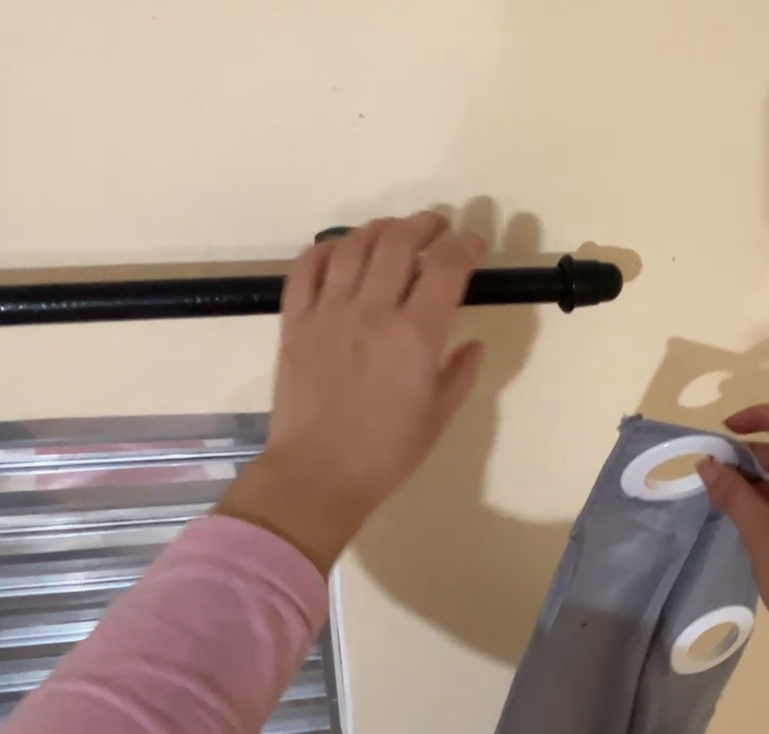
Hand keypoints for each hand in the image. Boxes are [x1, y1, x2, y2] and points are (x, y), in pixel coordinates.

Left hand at [217, 213, 486, 572]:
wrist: (317, 474)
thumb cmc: (385, 454)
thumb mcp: (436, 418)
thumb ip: (459, 374)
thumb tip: (473, 343)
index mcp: (415, 336)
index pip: (446, 268)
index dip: (465, 246)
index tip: (474, 244)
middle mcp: (372, 311)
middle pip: (399, 242)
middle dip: (425, 225)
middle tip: (437, 227)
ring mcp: (328, 312)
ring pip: (354, 245)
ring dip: (379, 228)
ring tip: (394, 231)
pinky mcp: (295, 322)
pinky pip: (307, 268)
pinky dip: (326, 249)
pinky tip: (340, 250)